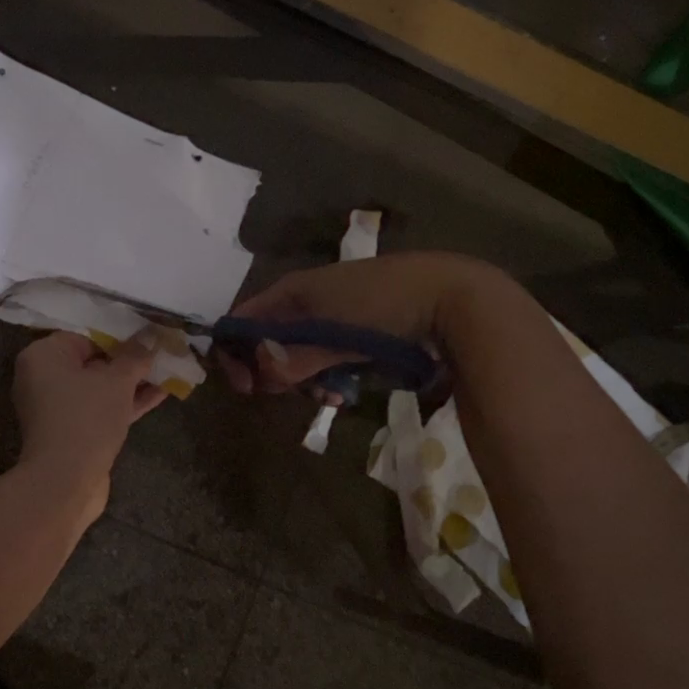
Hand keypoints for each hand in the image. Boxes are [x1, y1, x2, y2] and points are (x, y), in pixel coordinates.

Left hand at [12, 331, 168, 500]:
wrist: (65, 480)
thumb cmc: (86, 417)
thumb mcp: (116, 381)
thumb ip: (134, 356)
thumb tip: (150, 335)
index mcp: (42, 356)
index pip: (83, 337)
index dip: (117, 337)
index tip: (147, 339)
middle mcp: (42, 378)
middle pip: (91, 362)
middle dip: (127, 361)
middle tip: (161, 353)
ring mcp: (55, 408)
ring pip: (98, 388)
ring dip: (131, 383)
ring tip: (169, 372)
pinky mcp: (70, 432)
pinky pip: (99, 409)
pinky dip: (124, 403)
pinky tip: (160, 394)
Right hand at [218, 252, 490, 397]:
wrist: (453, 297)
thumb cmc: (384, 306)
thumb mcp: (332, 331)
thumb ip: (293, 356)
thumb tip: (261, 374)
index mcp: (291, 291)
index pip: (242, 321)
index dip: (234, 353)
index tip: (246, 388)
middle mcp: (305, 302)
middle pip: (267, 343)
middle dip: (273, 373)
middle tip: (291, 393)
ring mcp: (332, 318)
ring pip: (297, 356)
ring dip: (303, 381)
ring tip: (327, 397)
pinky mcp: (357, 334)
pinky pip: (326, 360)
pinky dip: (327, 378)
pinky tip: (343, 394)